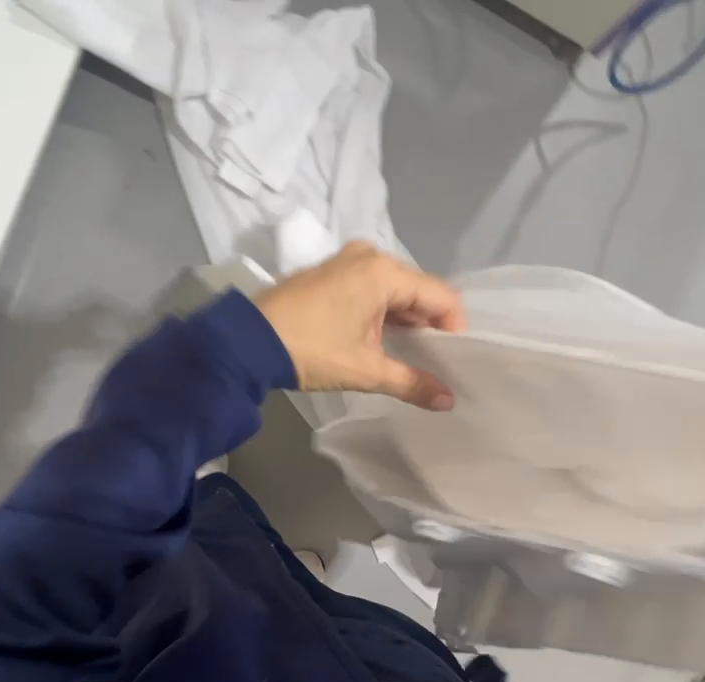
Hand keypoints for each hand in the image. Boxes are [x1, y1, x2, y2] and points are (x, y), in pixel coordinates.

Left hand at [254, 242, 466, 410]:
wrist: (249, 340)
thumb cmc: (312, 350)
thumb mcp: (365, 370)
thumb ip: (411, 382)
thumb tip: (448, 401)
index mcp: (384, 272)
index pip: (440, 296)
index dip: (454, 329)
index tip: (456, 360)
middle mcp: (370, 257)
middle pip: (418, 291)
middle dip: (430, 326)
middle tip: (438, 363)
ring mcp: (347, 262)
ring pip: (394, 292)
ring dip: (406, 322)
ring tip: (413, 358)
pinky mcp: (332, 274)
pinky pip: (372, 290)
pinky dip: (384, 314)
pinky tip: (384, 342)